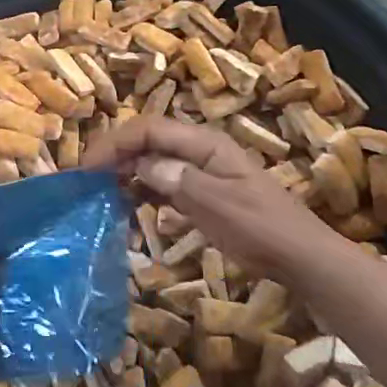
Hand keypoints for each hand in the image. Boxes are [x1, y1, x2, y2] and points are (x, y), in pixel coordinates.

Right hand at [82, 115, 343, 281]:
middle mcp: (199, 150)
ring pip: (152, 160)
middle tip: (86, 181)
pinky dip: (141, 190)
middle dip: (115, 154)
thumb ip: (178, 181)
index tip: (88, 167)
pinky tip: (124, 205)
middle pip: (147, 140)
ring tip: (99, 193)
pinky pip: (162, 183)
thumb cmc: (261, 229)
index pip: (148, 129)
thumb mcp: (219, 205)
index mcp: (204, 143)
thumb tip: (141, 165)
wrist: (300, 257)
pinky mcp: (201, 192)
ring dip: (125, 172)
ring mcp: (200, 171)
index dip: (115, 143)